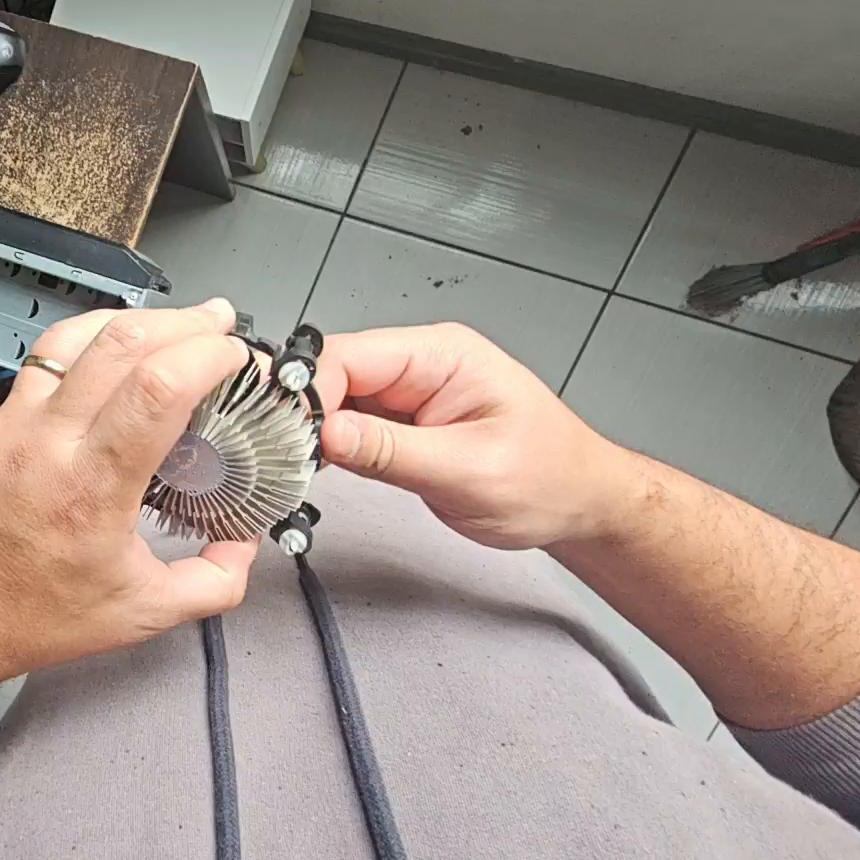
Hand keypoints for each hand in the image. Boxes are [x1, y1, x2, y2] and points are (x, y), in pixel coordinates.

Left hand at [0, 300, 258, 711]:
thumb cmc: (29, 617)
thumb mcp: (141, 613)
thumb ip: (212, 583)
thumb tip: (242, 546)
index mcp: (90, 491)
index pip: (155, 389)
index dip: (207, 355)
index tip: (234, 356)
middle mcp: (45, 446)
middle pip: (119, 344)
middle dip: (182, 322)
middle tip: (217, 325)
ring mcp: (11, 428)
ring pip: (73, 338)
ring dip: (132, 321)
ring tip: (170, 324)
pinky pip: (42, 362)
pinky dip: (88, 343)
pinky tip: (111, 353)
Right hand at [312, 322, 640, 549]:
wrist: (576, 503)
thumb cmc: (548, 479)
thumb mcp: (470, 470)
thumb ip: (393, 451)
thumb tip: (326, 433)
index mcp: (440, 355)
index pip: (348, 357)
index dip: (309, 393)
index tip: (289, 436)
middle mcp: (415, 364)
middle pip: (329, 372)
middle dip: (301, 412)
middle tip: (283, 455)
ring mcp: (401, 392)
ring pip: (327, 398)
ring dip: (308, 430)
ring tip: (296, 464)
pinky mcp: (391, 420)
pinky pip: (340, 422)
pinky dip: (320, 444)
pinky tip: (313, 464)